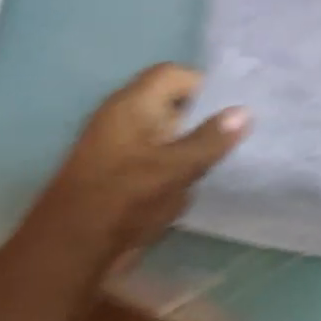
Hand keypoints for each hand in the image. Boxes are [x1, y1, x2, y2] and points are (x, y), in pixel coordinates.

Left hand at [28, 63, 247, 267]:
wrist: (75, 246)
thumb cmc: (125, 197)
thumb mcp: (175, 167)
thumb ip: (210, 140)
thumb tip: (245, 112)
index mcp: (132, 105)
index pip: (173, 75)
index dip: (206, 85)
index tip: (237, 108)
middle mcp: (126, 119)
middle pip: (174, 104)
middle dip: (208, 118)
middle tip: (245, 133)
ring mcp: (124, 147)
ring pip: (171, 135)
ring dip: (198, 146)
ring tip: (233, 158)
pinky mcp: (125, 174)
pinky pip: (162, 160)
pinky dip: (183, 167)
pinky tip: (205, 183)